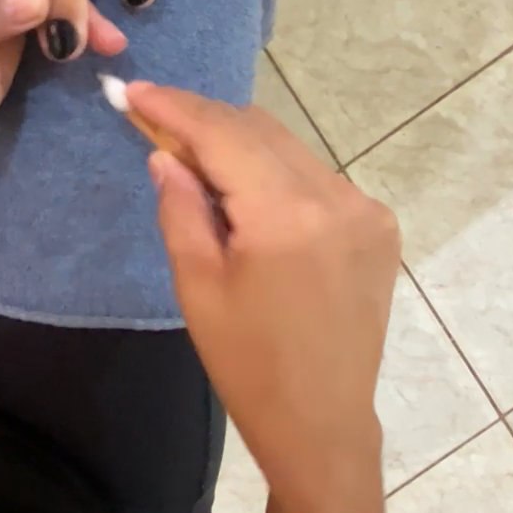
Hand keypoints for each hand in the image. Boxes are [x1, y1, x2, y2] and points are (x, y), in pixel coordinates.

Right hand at [133, 83, 401, 494]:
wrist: (321, 420)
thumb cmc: (246, 363)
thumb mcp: (197, 287)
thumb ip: (180, 208)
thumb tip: (166, 155)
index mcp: (286, 215)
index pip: (224, 134)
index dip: (175, 108)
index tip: (133, 92)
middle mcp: (336, 197)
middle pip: (260, 130)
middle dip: (205, 123)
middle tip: (157, 127)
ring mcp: (366, 209)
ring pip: (290, 150)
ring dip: (242, 149)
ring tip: (202, 173)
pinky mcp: (380, 226)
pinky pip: (316, 179)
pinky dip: (277, 176)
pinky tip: (253, 205)